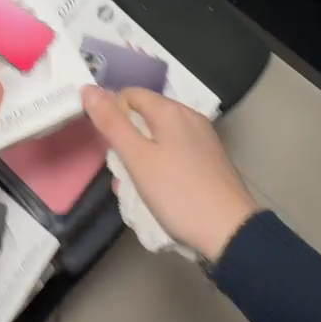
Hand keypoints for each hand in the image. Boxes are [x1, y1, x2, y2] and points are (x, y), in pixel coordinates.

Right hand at [82, 85, 258, 261]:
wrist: (233, 233)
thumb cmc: (179, 193)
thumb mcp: (137, 159)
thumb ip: (111, 123)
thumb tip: (87, 88)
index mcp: (170, 110)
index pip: (129, 94)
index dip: (113, 114)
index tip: (109, 146)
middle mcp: (189, 117)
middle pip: (146, 115)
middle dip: (127, 138)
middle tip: (121, 170)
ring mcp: (204, 139)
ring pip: (161, 136)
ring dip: (144, 154)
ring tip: (138, 187)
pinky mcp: (213, 160)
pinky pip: (178, 151)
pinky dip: (164, 164)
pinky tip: (162, 191)